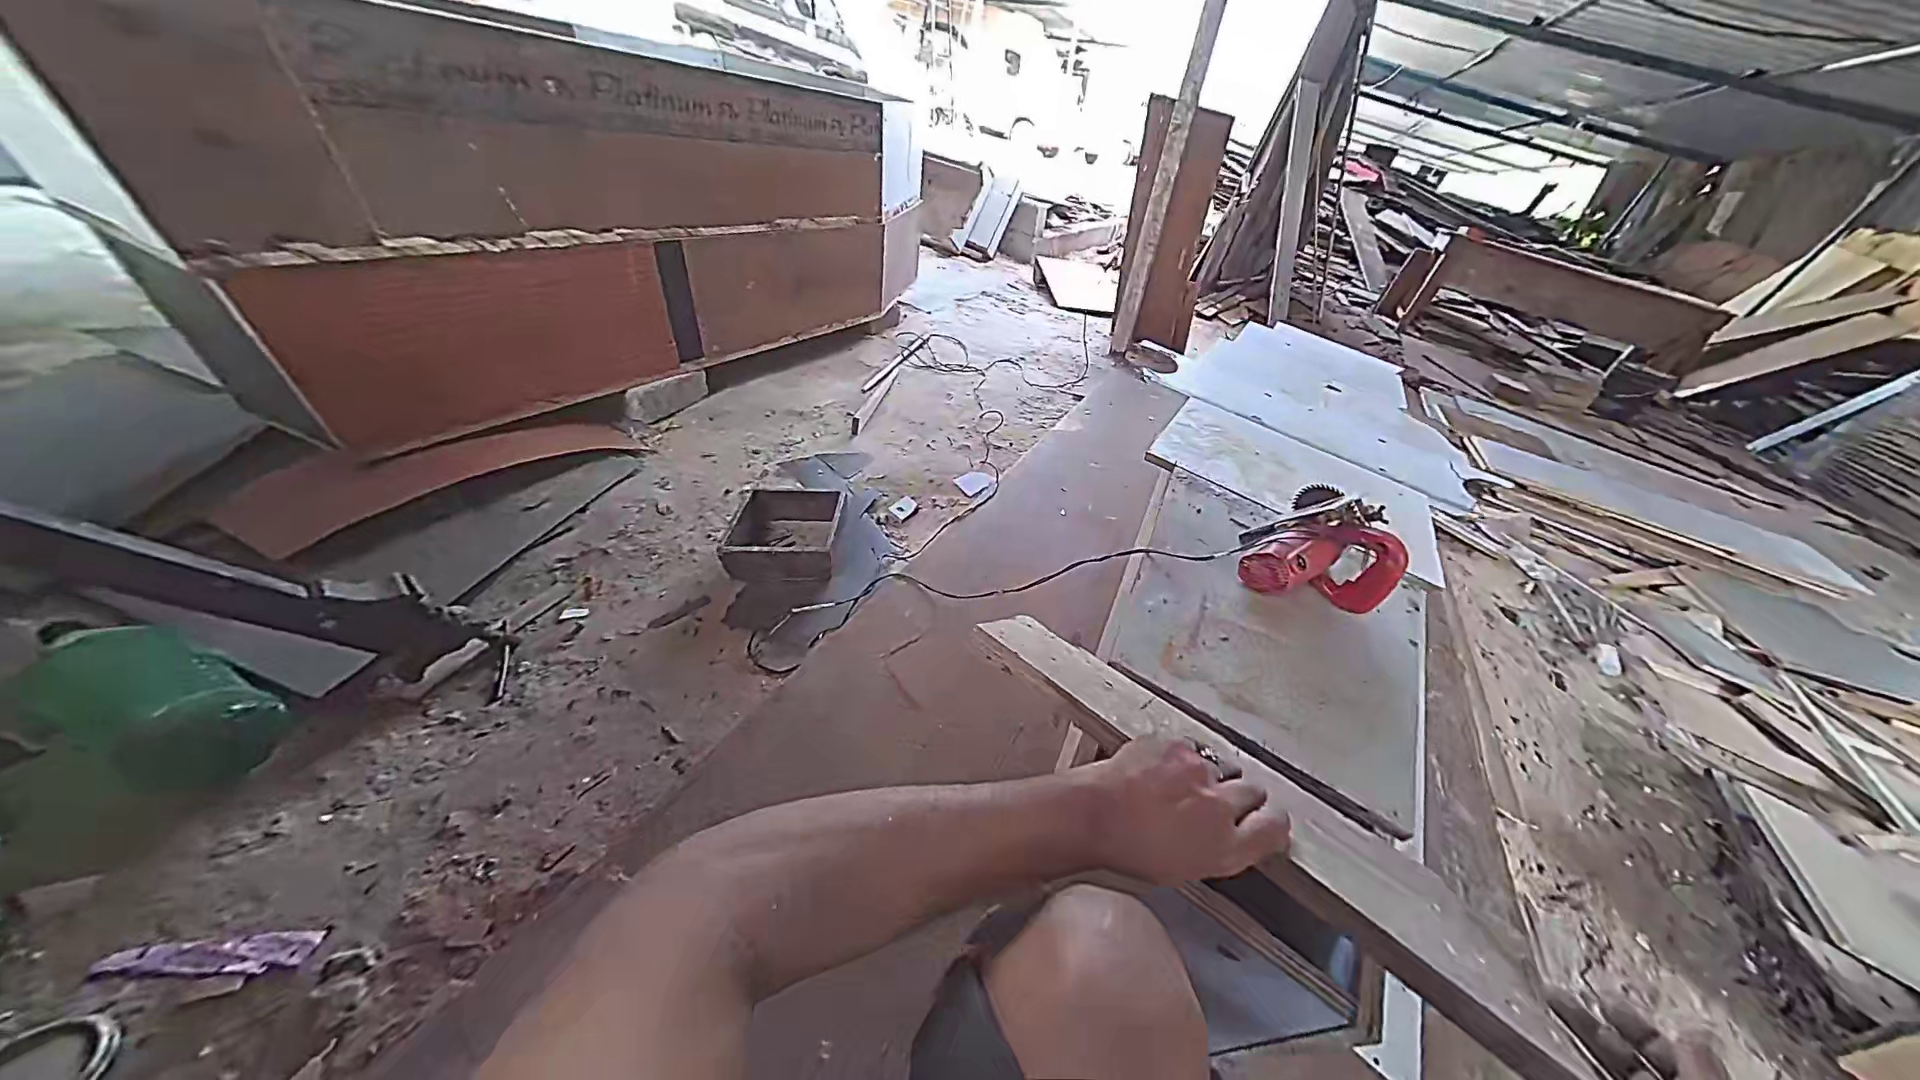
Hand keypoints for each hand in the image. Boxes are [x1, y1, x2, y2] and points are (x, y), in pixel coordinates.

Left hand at [1080, 739, 1290, 883]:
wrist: (1091, 814)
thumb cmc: (1128, 847)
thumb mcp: (1187, 867)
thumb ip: (1222, 848)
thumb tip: (1236, 833)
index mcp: (1226, 846)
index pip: (1275, 828)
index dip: (1272, 822)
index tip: (1266, 819)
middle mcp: (1220, 806)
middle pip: (1255, 792)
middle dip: (1242, 795)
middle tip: (1216, 801)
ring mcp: (1198, 771)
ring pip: (1224, 766)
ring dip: (1211, 775)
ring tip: (1184, 784)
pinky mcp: (1176, 745)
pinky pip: (1193, 749)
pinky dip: (1182, 757)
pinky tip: (1163, 769)